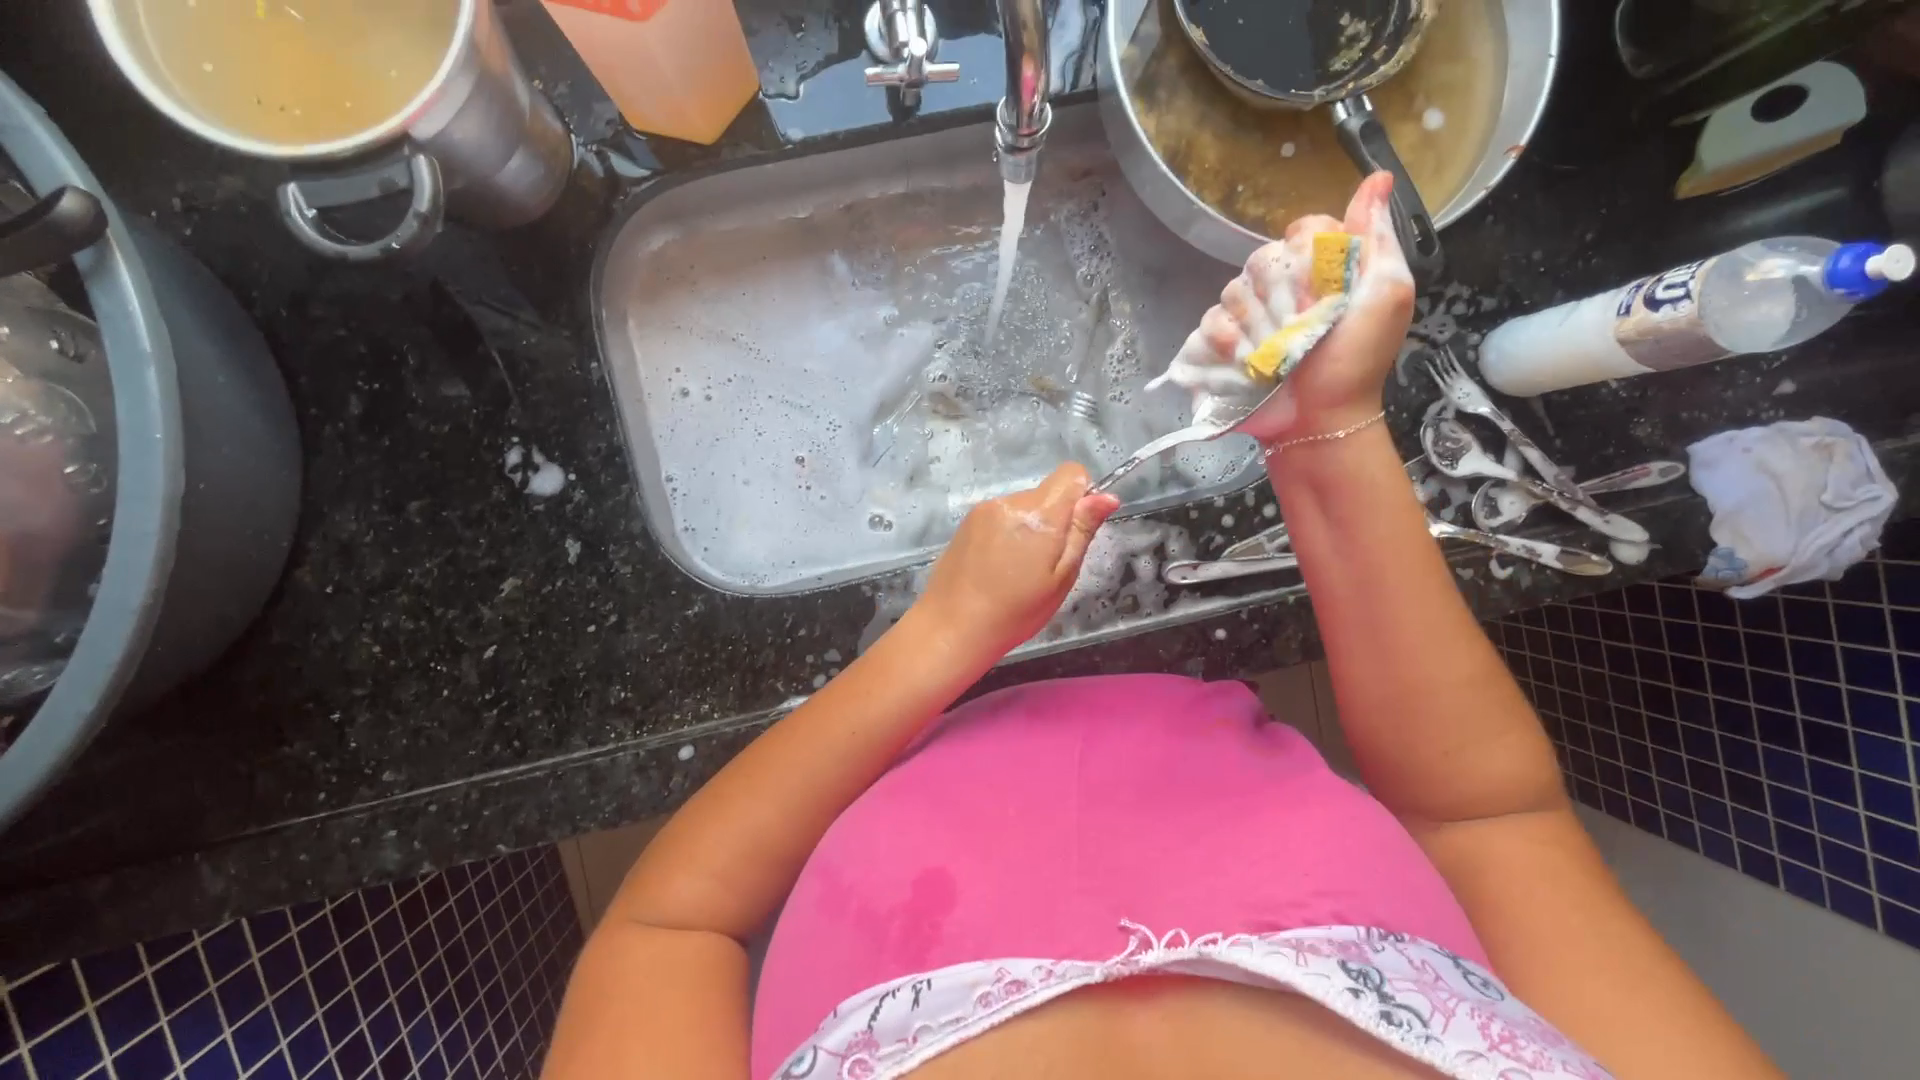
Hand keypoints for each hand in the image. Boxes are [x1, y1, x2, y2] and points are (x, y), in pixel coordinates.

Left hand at [913, 464, 1119, 657]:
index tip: (1074, 533)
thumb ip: (1082, 532)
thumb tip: (1106, 496)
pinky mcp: (966, 523)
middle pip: (1046, 493)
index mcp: (1038, 513)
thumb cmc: (1015, 611)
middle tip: (1045, 566)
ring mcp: (984, 510)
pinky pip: (1000, 518)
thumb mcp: (1061, 578)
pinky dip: (1007, 536)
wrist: (952, 628)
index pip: (1071, 473)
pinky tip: (997, 568)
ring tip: (1018, 571)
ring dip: (1029, 529)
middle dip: (1054, 521)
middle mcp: (1010, 502)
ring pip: (1023, 507)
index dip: (1082, 497)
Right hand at [1189, 171, 1416, 443]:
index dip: (1307, 250)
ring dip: (1253, 322)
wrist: (1318, 420)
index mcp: (1323, 271)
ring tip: (1272, 351)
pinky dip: (1223, 341)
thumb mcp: (1386, 296)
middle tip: (1299, 324)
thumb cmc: (1356, 363)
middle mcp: (1282, 289)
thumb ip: (1377, 240)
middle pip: (1261, 258)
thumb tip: (1377, 178)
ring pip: (1232, 289)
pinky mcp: (1220, 345)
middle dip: (1278, 293)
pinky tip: (1243, 360)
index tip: (1322, 282)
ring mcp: (1248, 318)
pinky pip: (1208, 322)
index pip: (1303, 230)